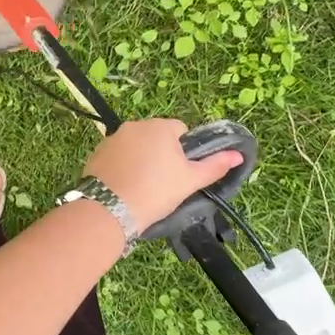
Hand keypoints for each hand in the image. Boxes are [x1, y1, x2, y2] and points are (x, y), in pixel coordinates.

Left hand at [82, 119, 241, 225]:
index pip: (180, 129)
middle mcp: (134, 125)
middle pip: (156, 136)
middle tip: (165, 181)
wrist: (111, 208)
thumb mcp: (190, 180)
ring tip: (144, 186)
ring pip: (135, 145)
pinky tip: (125, 186)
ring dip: (142, 159)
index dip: (184, 151)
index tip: (181, 172)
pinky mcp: (97, 152)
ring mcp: (112, 137)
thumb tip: (238, 155)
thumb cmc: (157, 191)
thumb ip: (215, 165)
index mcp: (159, 126)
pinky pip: (117, 155)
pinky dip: (123, 166)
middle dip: (162, 153)